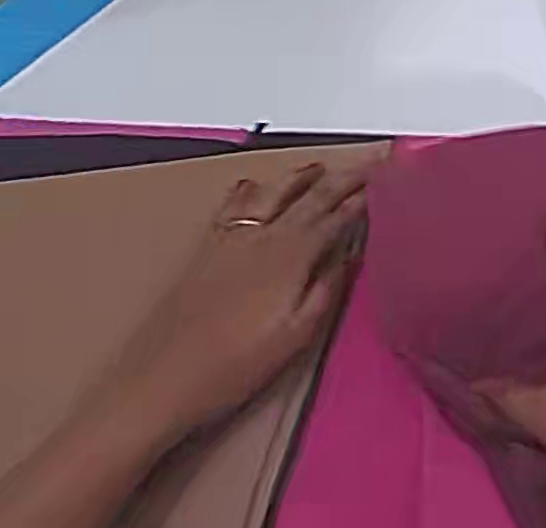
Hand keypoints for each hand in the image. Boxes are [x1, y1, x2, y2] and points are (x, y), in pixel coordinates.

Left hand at [101, 152, 385, 439]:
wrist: (157, 384)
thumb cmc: (237, 365)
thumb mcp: (298, 334)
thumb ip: (329, 288)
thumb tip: (351, 254)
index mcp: (294, 254)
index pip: (339, 215)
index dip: (366, 196)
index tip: (388, 179)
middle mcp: (267, 236)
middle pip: (314, 195)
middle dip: (347, 175)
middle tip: (370, 161)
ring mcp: (234, 238)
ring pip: (276, 191)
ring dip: (302, 176)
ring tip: (322, 167)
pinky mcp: (208, 248)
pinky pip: (235, 205)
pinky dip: (252, 188)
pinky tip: (255, 184)